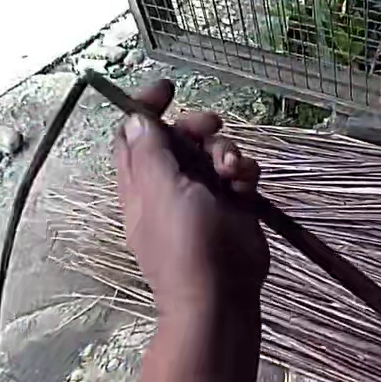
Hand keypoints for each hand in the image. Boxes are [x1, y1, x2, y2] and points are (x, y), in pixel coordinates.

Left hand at [113, 80, 268, 318]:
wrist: (222, 293)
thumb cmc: (184, 244)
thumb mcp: (161, 192)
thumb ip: (149, 153)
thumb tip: (134, 119)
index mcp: (142, 181)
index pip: (134, 133)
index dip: (146, 107)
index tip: (168, 88)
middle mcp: (171, 183)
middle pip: (180, 137)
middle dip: (197, 127)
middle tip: (211, 127)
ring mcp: (204, 194)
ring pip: (214, 151)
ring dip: (226, 151)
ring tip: (232, 170)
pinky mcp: (234, 202)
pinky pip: (240, 171)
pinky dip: (244, 171)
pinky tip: (245, 184)